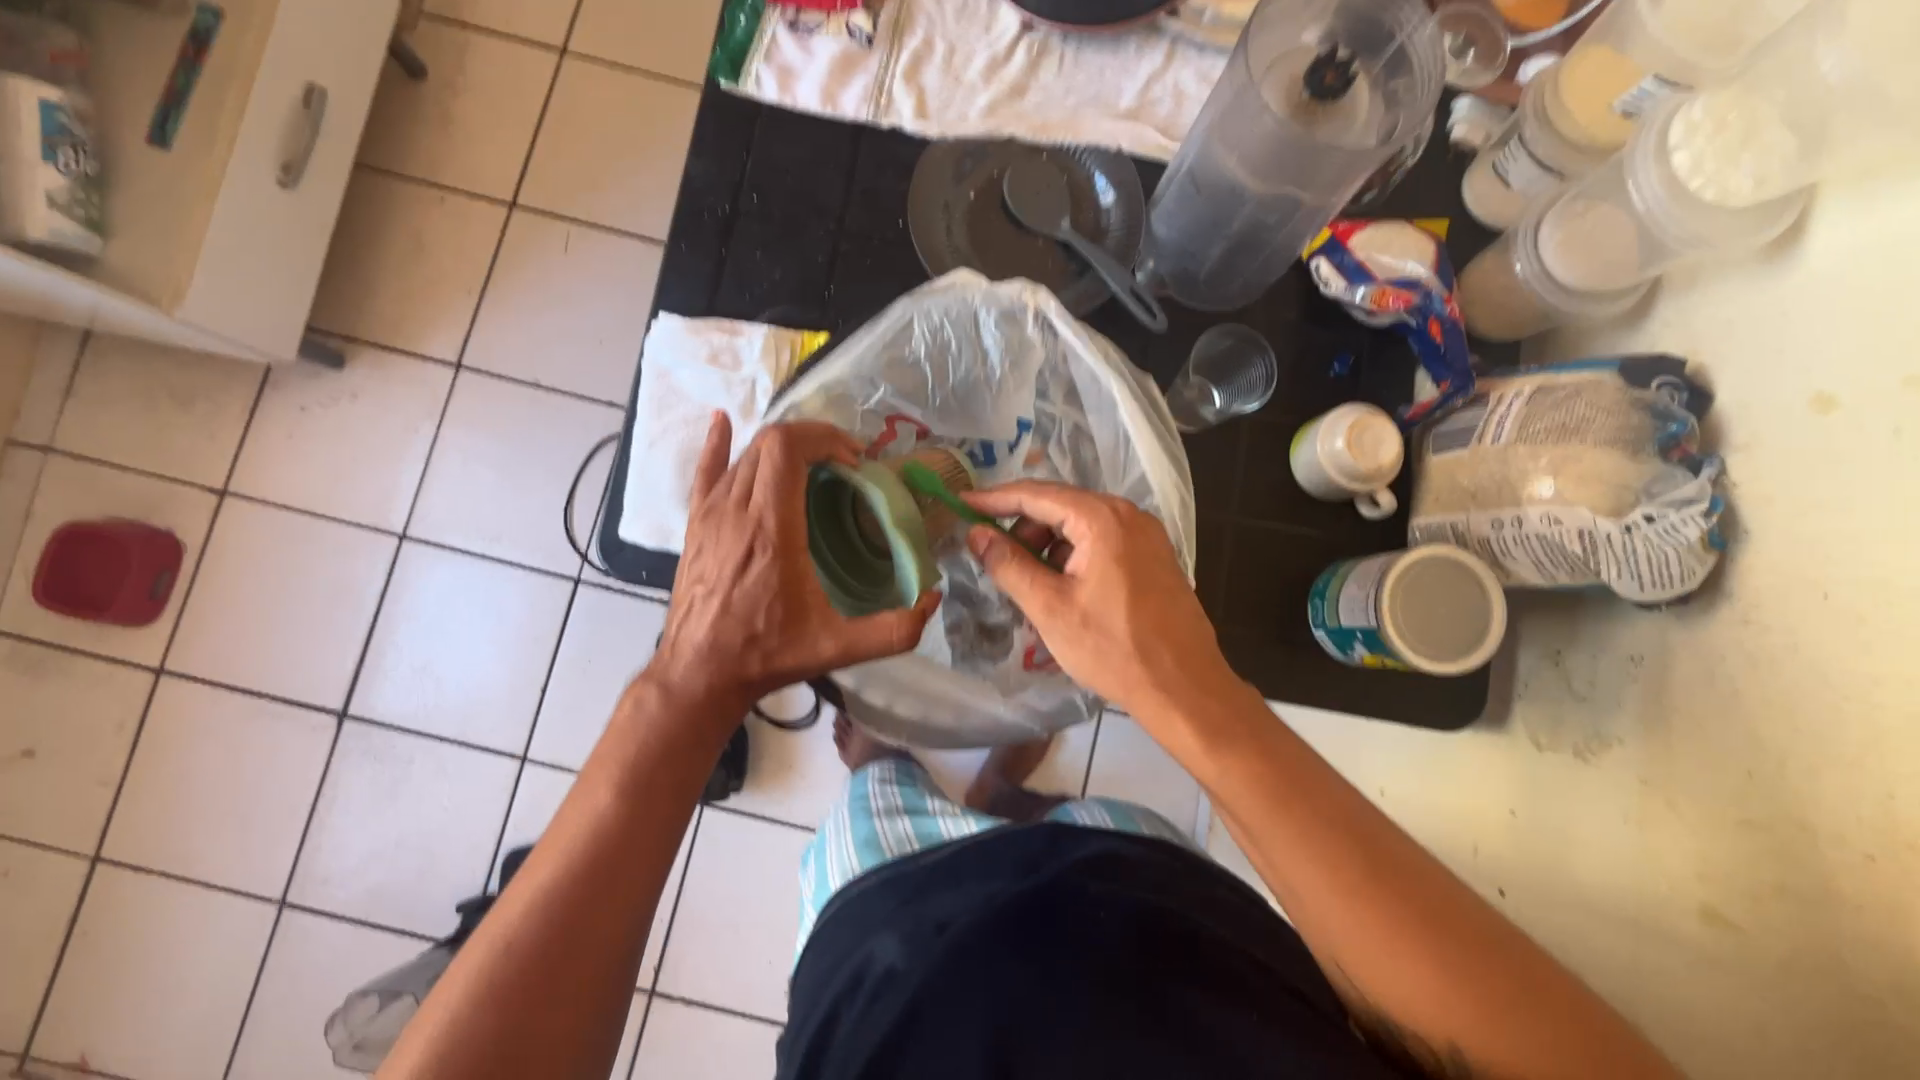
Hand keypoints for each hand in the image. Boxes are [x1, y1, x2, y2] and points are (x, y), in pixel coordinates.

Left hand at [646, 414, 939, 718]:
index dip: (824, 438)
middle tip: (843, 463)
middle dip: (812, 439)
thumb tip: (933, 599)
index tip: (853, 460)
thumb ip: (894, 630)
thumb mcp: (839, 648)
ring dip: (782, 447)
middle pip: (770, 442)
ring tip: (812, 462)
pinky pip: (705, 470)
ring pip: (745, 453)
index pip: (789, 448)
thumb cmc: (768, 654)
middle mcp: (737, 510)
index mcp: (772, 529)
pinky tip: (723, 423)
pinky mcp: (695, 524)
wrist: (700, 673)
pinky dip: (718, 443)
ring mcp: (710, 514)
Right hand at [963, 481, 1240, 720]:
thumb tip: (977, 533)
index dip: (994, 499)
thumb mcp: (1050, 608)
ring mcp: (1146, 536)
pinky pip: (1103, 543)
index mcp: (1102, 519)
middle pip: (1061, 506)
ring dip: (1048, 546)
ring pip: (1081, 526)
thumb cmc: (1113, 648)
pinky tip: (1062, 591)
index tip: (961, 504)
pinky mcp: (1154, 558)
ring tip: (1030, 586)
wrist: (1184, 687)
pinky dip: (1074, 557)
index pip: (1036, 494)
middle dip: (1023, 529)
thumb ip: (1009, 565)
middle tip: (995, 561)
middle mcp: (1128, 515)